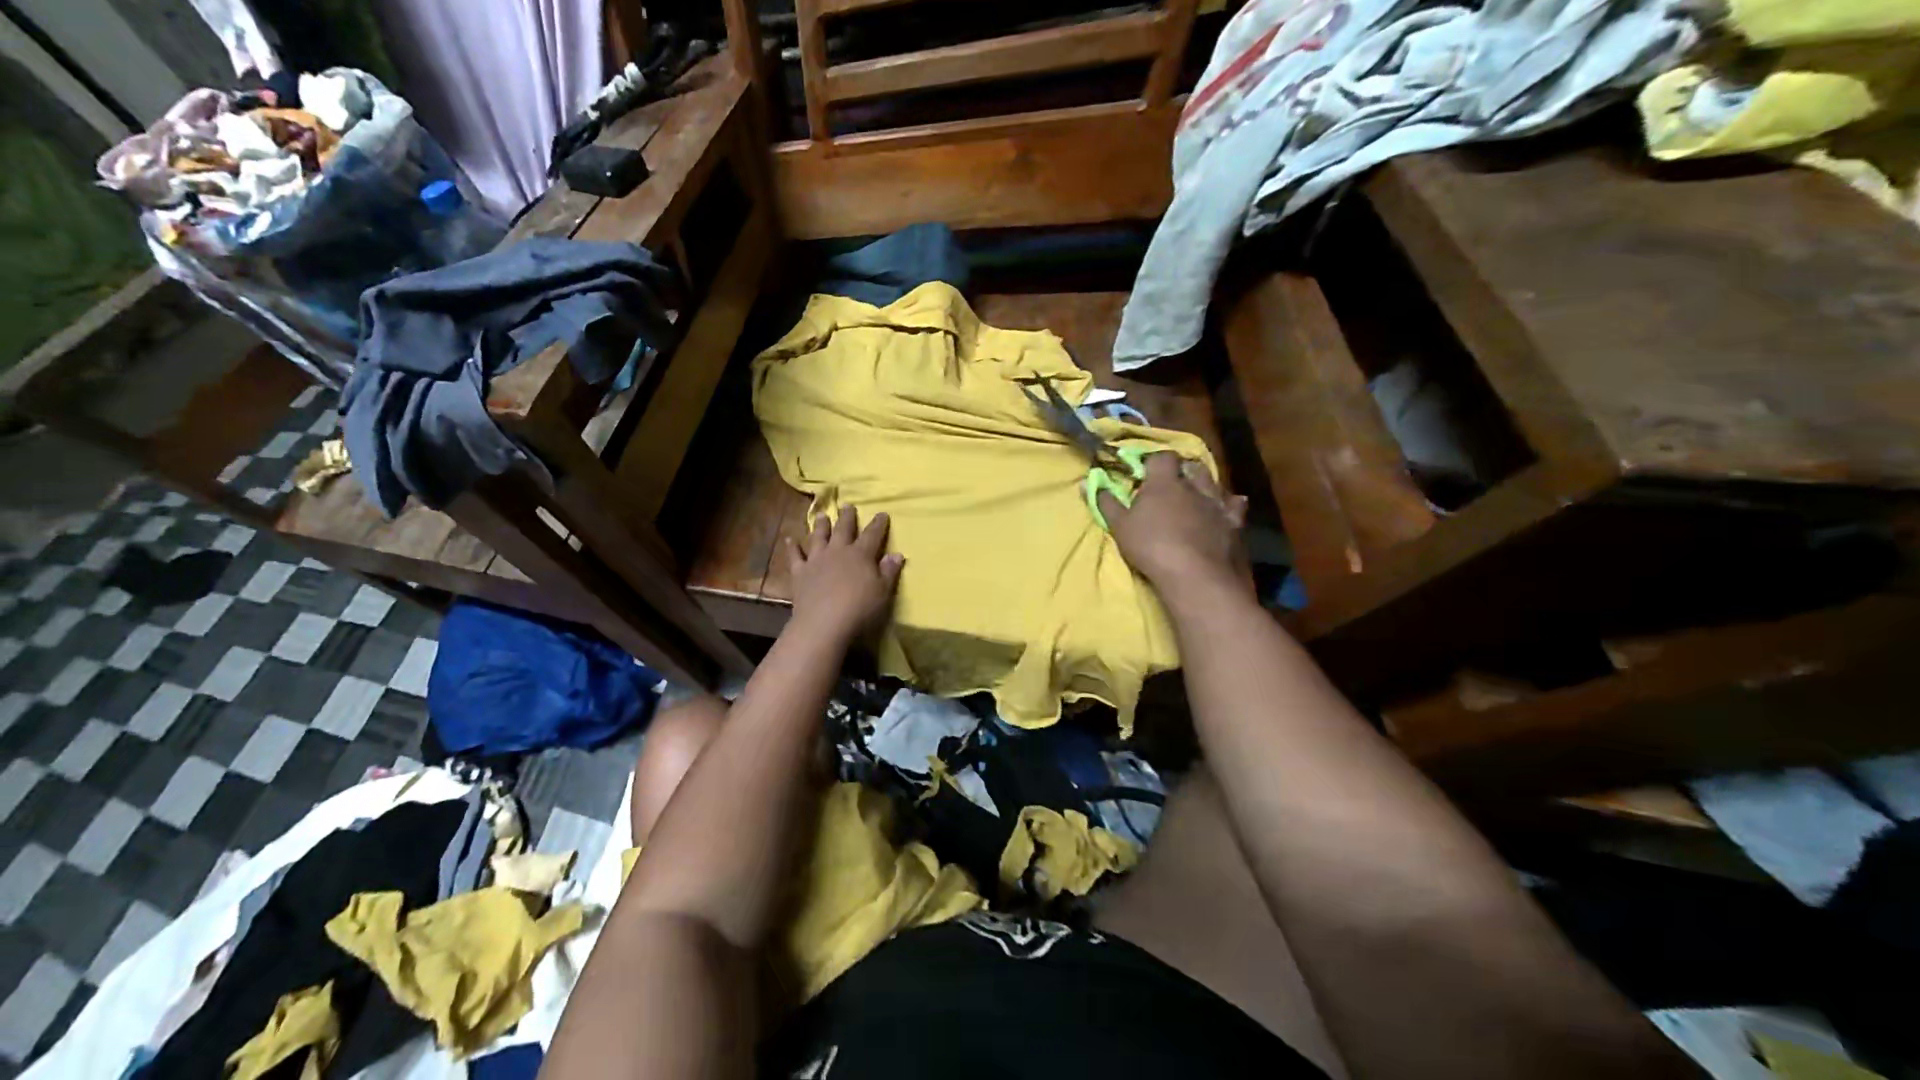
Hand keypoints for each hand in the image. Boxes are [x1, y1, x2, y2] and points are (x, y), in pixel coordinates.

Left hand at [783, 506, 904, 637]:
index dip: (878, 524)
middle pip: (843, 530)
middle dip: (847, 517)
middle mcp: (838, 551)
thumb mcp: (883, 592)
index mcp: (861, 555)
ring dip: (820, 526)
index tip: (882, 513)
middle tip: (847, 505)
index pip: (872, 535)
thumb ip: (889, 571)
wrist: (824, 622)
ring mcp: (816, 560)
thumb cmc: (860, 608)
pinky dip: (792, 546)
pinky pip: (795, 556)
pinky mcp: (800, 573)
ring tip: (821, 515)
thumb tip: (897, 554)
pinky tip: (789, 539)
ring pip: (818, 537)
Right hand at [1098, 453, 1246, 587]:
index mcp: (1164, 482)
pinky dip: (1230, 503)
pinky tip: (1227, 506)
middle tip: (1171, 483)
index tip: (1145, 473)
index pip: (1162, 457)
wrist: (1193, 574)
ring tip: (1195, 494)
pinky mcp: (1233, 522)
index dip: (1154, 462)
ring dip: (1204, 484)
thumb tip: (1089, 482)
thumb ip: (1106, 502)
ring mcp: (1216, 503)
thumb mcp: (1120, 526)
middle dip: (1182, 470)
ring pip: (1213, 482)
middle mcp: (1193, 485)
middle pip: (1191, 466)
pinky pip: (1235, 504)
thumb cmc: (1150, 546)